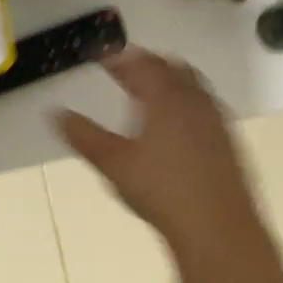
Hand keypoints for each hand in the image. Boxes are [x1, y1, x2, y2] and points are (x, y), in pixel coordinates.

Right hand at [53, 46, 264, 252]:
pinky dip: (185, 100)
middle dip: (148, 63)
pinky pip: (205, 105)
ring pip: (193, 86)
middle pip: (173, 69)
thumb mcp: (111, 162)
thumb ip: (83, 135)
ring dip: (169, 80)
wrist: (218, 227)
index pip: (142, 65)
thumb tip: (55, 113)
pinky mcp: (228, 142)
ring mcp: (216, 121)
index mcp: (166, 100)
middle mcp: (196, 103)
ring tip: (148, 90)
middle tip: (124, 68)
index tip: (101, 54)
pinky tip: (173, 122)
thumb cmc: (159, 190)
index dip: (120, 57)